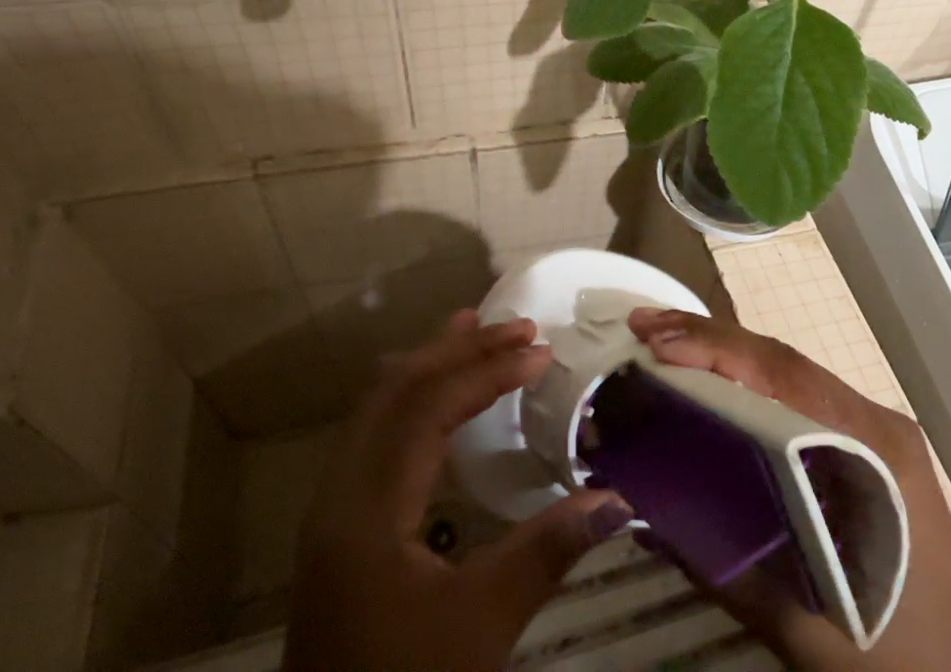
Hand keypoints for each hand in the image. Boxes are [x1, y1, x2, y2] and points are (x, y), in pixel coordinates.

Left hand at [283, 310, 633, 671]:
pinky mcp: (340, 527)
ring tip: (474, 335)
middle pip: (391, 392)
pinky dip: (412, 401)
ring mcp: (332, 509)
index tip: (539, 351)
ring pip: (374, 410)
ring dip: (428, 367)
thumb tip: (617, 500)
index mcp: (367, 509)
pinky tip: (441, 406)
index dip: (484, 372)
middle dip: (454, 351)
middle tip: (514, 327)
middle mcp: (339, 494)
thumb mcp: (482, 623)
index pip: (425, 409)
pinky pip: (372, 435)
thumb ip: (546, 553)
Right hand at [628, 308, 950, 671]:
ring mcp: (876, 427)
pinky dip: (748, 379)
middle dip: (710, 338)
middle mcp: (877, 422)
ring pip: (791, 372)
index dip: (717, 351)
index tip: (655, 344)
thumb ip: (722, 564)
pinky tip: (709, 381)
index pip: (786, 377)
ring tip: (660, 341)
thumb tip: (643, 513)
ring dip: (726, 353)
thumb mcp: (799, 621)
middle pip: (785, 362)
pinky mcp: (868, 441)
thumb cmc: (890, 647)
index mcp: (871, 451)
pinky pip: (799, 395)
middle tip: (641, 325)